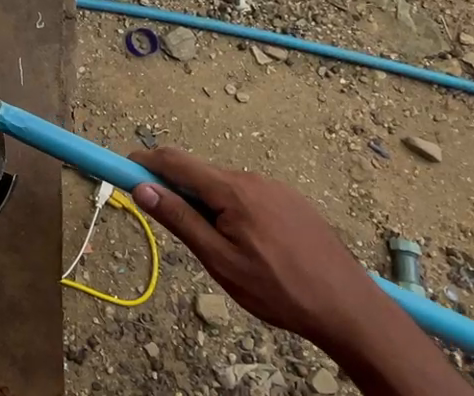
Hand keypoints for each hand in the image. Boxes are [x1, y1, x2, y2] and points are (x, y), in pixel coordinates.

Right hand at [128, 146, 385, 351]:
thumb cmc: (280, 291)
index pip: (175, 161)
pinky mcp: (294, 203)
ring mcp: (277, 189)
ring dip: (207, 203)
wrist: (353, 312)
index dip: (144, 162)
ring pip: (224, 186)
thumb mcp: (219, 261)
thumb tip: (141, 188)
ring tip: (218, 247)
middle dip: (176, 189)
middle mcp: (253, 179)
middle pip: (199, 173)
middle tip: (171, 223)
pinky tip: (248, 245)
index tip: (121, 168)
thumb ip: (179, 220)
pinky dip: (232, 209)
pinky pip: (249, 196)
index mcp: (233, 190)